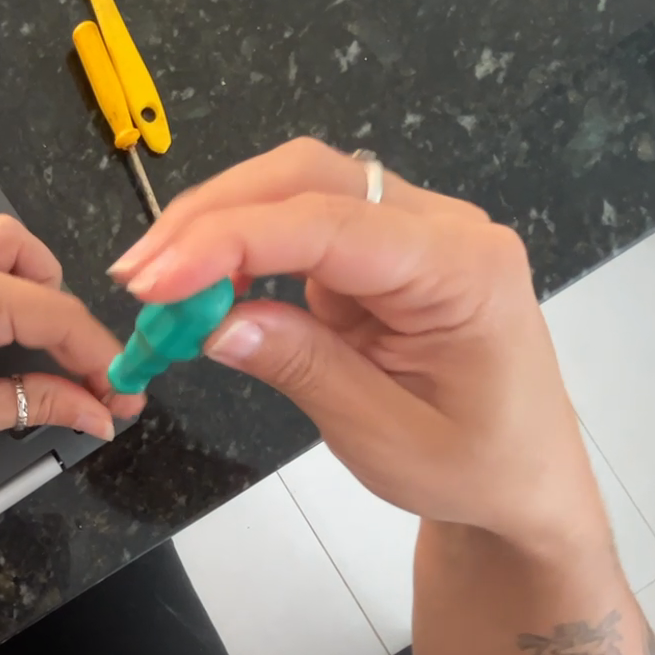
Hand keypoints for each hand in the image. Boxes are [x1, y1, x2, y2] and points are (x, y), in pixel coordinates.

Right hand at [107, 139, 606, 554]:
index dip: (229, 245)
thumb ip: (303, 367)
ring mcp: (405, 234)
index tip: (151, 283)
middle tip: (136, 274)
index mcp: (461, 270)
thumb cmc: (469, 466)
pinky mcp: (373, 254)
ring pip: (294, 188)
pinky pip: (294, 226)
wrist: (517, 477)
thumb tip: (214, 325)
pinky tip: (199, 284)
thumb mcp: (381, 433)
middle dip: (210, 216)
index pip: (329, 226)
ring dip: (214, 226)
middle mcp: (437, 229)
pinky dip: (235, 249)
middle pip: (307, 177)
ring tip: (154, 281)